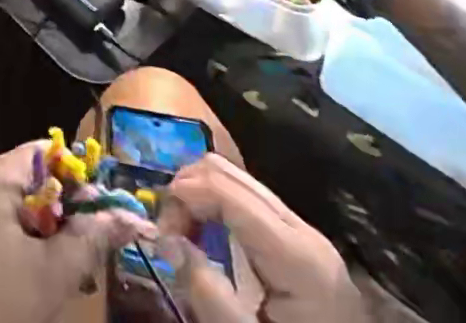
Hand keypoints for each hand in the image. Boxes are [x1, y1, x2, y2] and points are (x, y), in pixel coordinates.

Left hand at [0, 143, 156, 322]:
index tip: (111, 205)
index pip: (47, 151)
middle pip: (42, 179)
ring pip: (33, 207)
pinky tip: (61, 273)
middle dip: (76, 208)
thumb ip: (93, 238)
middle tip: (105, 240)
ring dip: (62, 231)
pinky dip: (42, 243)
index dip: (81, 173)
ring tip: (87, 263)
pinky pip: (19, 226)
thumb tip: (133, 216)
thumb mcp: (54, 268)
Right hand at [154, 155, 364, 322]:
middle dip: (185, 191)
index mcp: (296, 256)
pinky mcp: (298, 240)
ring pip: (234, 179)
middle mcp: (303, 231)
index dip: (181, 197)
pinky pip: (245, 199)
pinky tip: (206, 237)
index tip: (161, 234)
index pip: (224, 190)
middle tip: (168, 233)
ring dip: (197, 196)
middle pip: (227, 173)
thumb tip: (169, 243)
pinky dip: (214, 206)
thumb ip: (207, 292)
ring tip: (183, 235)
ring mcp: (304, 233)